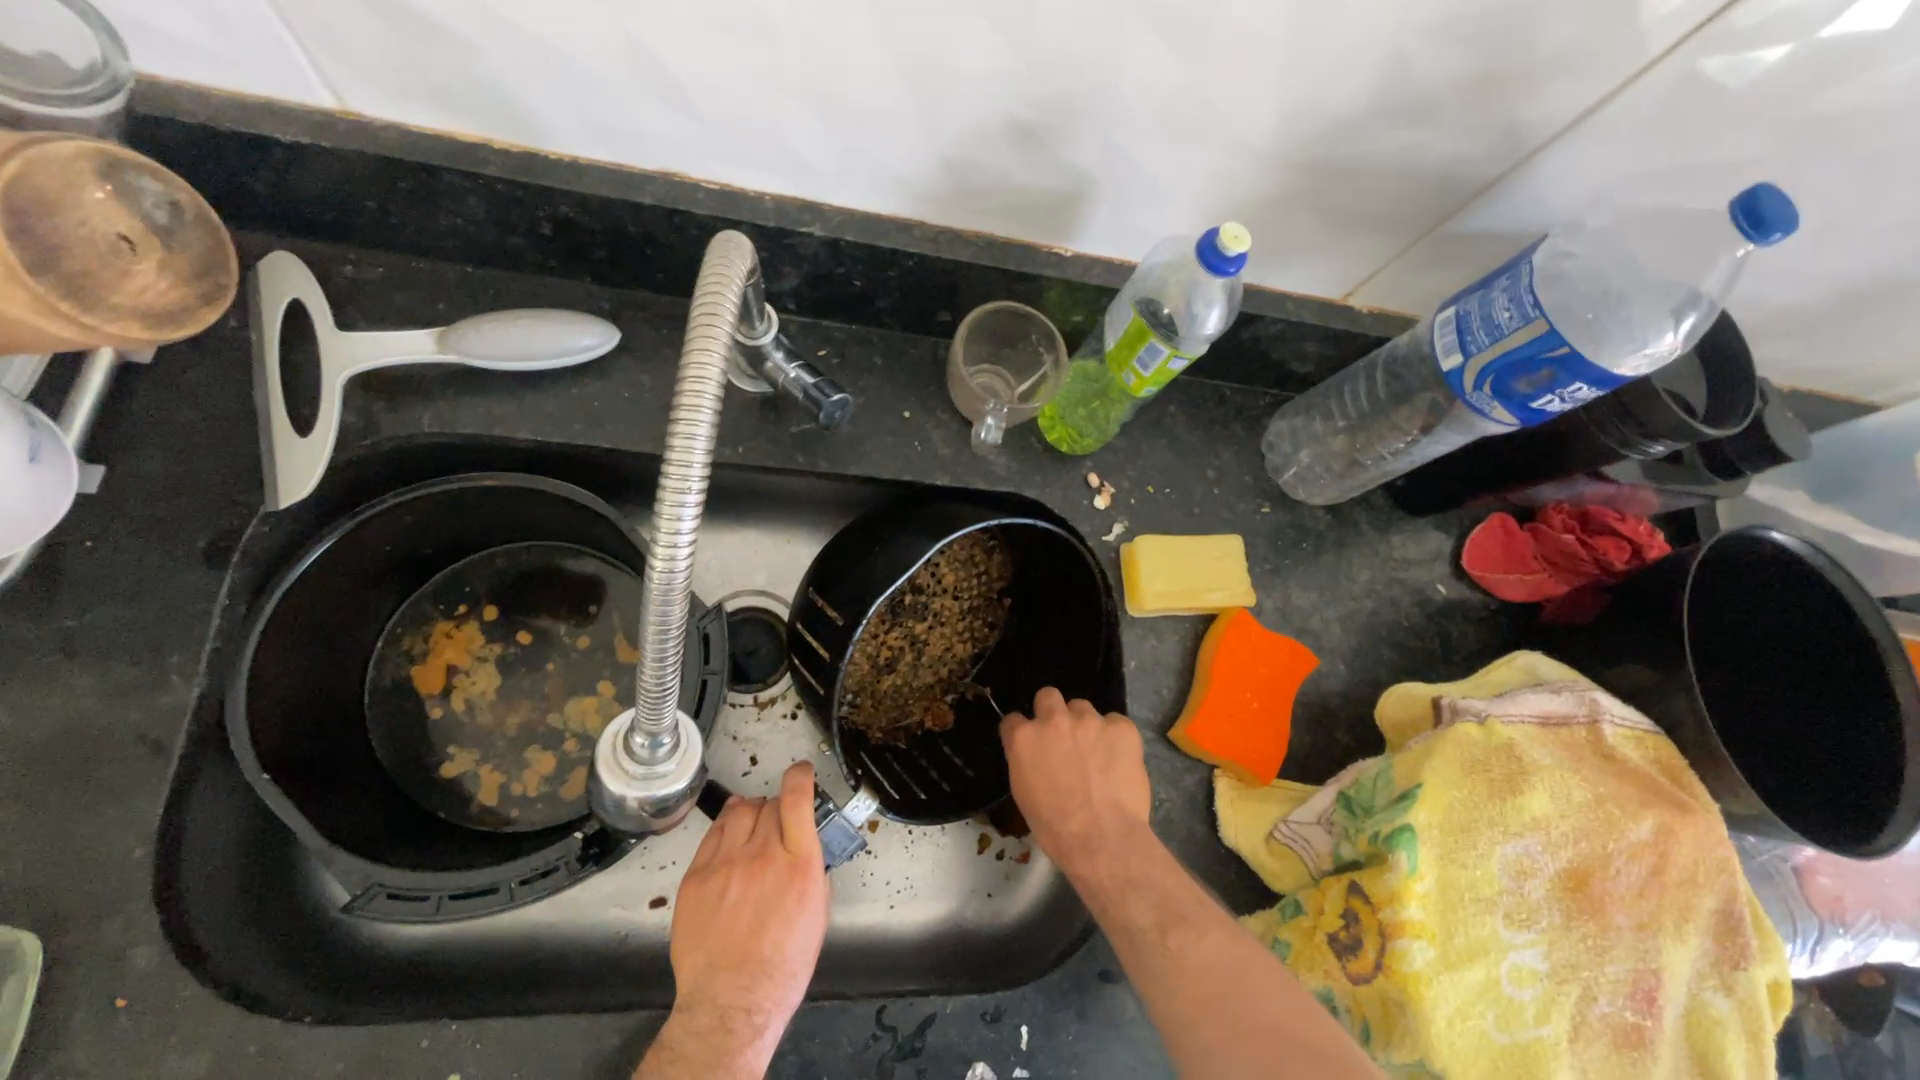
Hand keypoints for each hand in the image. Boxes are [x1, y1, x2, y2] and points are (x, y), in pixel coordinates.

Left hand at [668, 761, 827, 1030]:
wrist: (733, 999)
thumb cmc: (781, 967)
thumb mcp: (816, 913)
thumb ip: (810, 871)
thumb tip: (803, 848)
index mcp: (799, 865)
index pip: (797, 799)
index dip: (799, 777)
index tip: (801, 772)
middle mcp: (762, 856)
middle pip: (768, 804)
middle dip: (776, 806)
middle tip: (777, 822)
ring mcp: (725, 864)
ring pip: (738, 811)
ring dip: (750, 812)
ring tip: (752, 826)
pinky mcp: (696, 877)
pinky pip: (712, 836)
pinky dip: (725, 831)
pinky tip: (729, 843)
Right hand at [1000, 687, 1152, 875]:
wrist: (1101, 837)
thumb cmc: (1055, 827)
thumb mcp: (1024, 793)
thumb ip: (1026, 762)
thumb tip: (1037, 757)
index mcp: (1024, 738)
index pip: (1013, 720)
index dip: (1022, 732)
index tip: (1031, 745)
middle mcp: (1054, 720)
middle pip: (1048, 696)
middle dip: (1053, 712)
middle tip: (1063, 737)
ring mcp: (1090, 720)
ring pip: (1083, 708)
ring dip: (1085, 726)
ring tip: (1096, 754)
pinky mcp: (1122, 727)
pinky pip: (1115, 723)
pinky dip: (1115, 737)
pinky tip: (1119, 761)